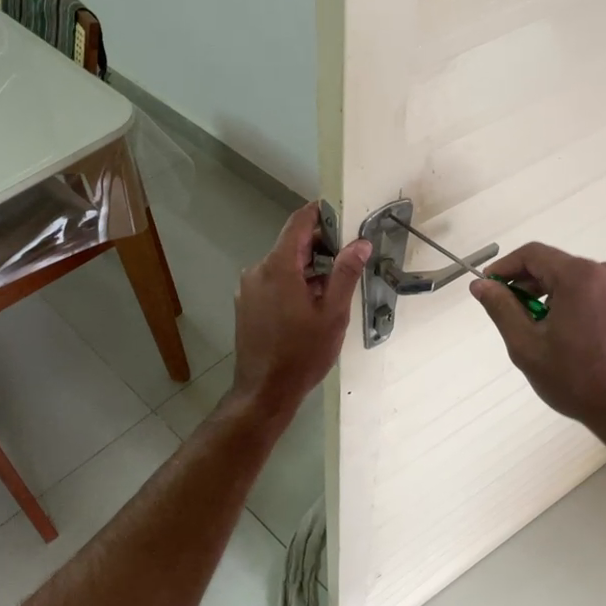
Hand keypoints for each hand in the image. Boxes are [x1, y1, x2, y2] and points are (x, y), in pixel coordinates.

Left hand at [230, 203, 371, 409]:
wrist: (264, 392)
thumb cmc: (302, 354)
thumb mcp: (333, 314)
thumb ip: (345, 273)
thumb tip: (359, 243)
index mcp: (278, 266)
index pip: (298, 222)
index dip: (321, 213)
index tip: (344, 215)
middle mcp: (257, 270)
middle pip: (291, 244)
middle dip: (320, 246)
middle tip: (349, 256)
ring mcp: (248, 288)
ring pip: (282, 265)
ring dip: (307, 269)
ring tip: (334, 288)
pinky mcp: (246, 305)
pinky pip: (272, 282)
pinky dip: (293, 284)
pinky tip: (311, 305)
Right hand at [470, 243, 605, 450]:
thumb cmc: (577, 381)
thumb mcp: (527, 346)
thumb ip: (501, 308)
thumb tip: (481, 284)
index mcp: (580, 276)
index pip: (532, 254)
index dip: (504, 267)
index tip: (487, 286)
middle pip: (553, 264)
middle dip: (526, 283)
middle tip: (507, 312)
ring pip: (572, 278)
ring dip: (547, 294)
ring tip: (535, 328)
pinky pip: (590, 290)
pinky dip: (569, 301)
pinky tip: (562, 332)